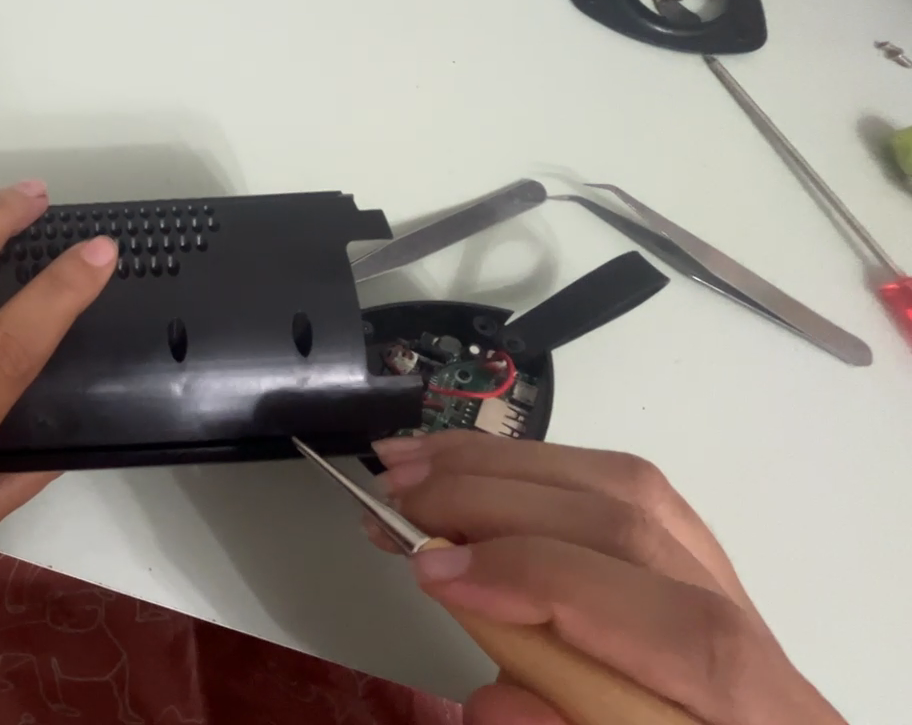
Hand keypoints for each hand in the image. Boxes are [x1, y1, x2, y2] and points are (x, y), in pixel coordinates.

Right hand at [368, 431, 845, 724]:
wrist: (670, 723)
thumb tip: (491, 702)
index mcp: (759, 713)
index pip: (684, 631)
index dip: (546, 583)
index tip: (429, 573)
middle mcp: (756, 629)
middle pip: (633, 528)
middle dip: (490, 503)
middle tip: (395, 505)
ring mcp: (714, 570)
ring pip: (619, 482)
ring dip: (487, 463)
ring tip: (402, 469)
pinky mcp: (668, 533)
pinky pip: (598, 471)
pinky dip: (505, 457)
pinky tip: (442, 458)